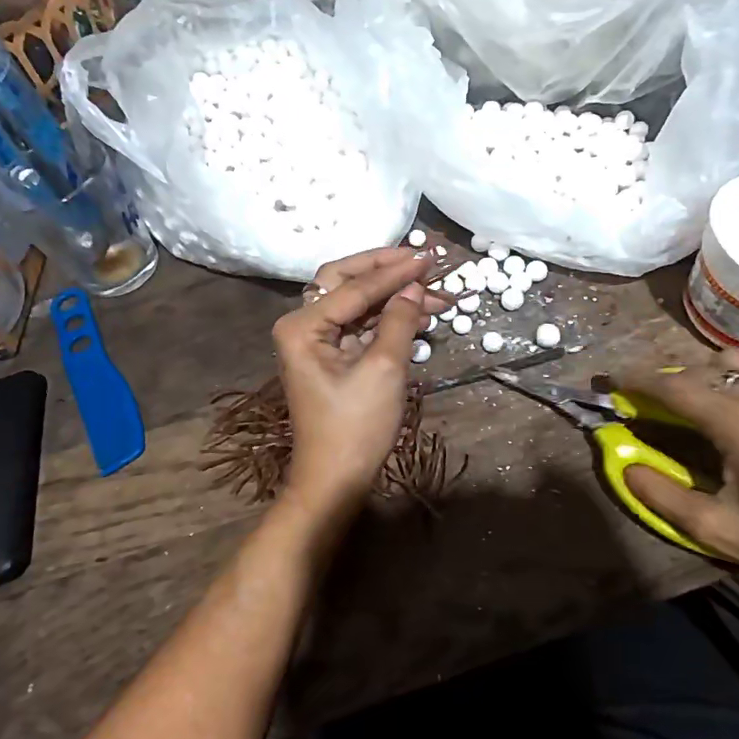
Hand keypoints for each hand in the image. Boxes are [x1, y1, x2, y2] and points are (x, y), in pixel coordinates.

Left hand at [272, 245, 452, 513]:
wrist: (335, 480)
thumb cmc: (355, 427)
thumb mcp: (383, 370)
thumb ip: (399, 321)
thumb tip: (415, 286)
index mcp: (302, 326)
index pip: (354, 286)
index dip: (394, 271)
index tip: (430, 257)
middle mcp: (301, 326)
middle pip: (346, 281)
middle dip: (386, 270)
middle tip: (424, 261)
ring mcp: (314, 342)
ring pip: (356, 303)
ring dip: (393, 296)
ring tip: (437, 294)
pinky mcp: (330, 357)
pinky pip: (358, 325)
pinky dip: (387, 318)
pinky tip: (420, 315)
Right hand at [622, 350, 738, 632]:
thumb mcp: (717, 529)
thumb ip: (661, 493)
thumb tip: (626, 466)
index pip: (675, 385)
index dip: (636, 381)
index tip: (611, 382)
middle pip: (703, 367)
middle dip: (668, 379)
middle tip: (648, 403)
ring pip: (737, 364)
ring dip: (705, 376)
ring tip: (693, 407)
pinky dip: (736, 385)